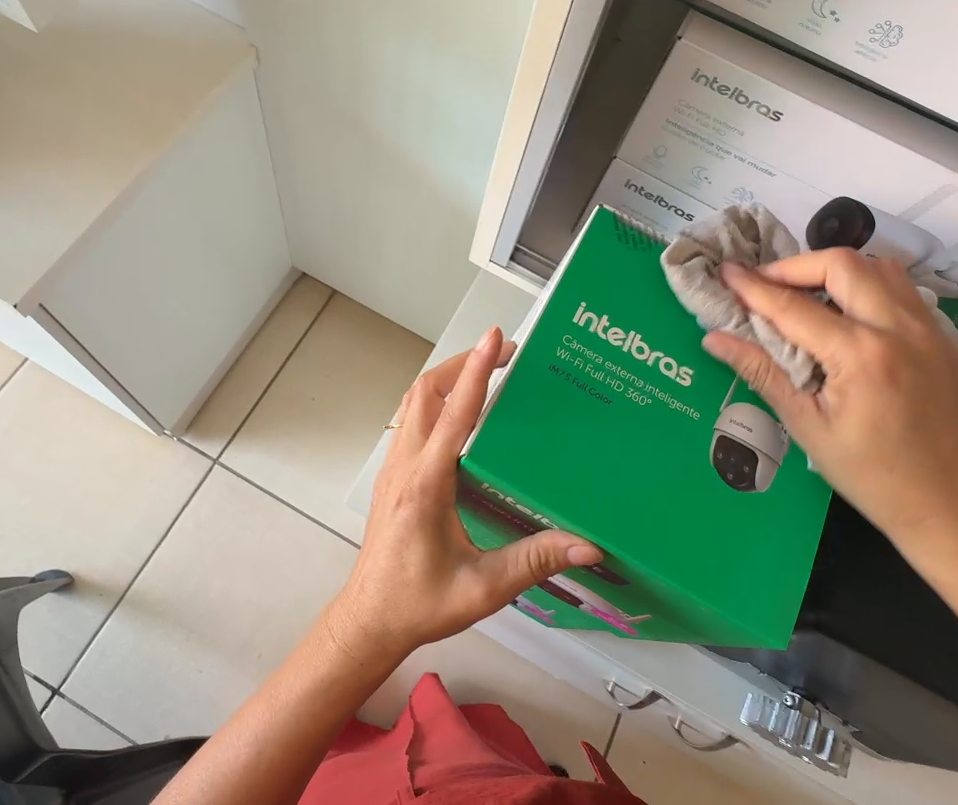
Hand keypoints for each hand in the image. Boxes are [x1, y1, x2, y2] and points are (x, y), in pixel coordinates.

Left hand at [326, 328, 603, 662]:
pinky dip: (436, 400)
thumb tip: (587, 546)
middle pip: (426, 392)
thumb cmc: (420, 604)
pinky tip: (462, 411)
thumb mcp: (483, 588)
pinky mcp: (393, 476)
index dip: (476, 371)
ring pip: (413, 403)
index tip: (494, 337)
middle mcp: (404, 467)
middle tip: (503, 352)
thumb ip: (534, 562)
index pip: (453, 414)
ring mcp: (393, 469)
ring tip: (486, 371)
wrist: (370, 619)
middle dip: (463, 362)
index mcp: (425, 486)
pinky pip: (411, 420)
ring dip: (447, 378)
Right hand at [700, 250, 957, 558]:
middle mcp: (898, 328)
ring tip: (804, 295)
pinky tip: (844, 315)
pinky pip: (901, 289)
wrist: (951, 508)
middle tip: (764, 285)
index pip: (793, 305)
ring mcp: (927, 329)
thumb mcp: (807, 426)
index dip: (753, 287)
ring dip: (834, 271)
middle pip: (841, 263)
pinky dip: (866, 286)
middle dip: (795, 265)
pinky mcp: (941, 338)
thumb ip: (762, 372)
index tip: (725, 272)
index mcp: (861, 355)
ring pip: (877, 267)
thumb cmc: (872, 477)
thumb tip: (714, 338)